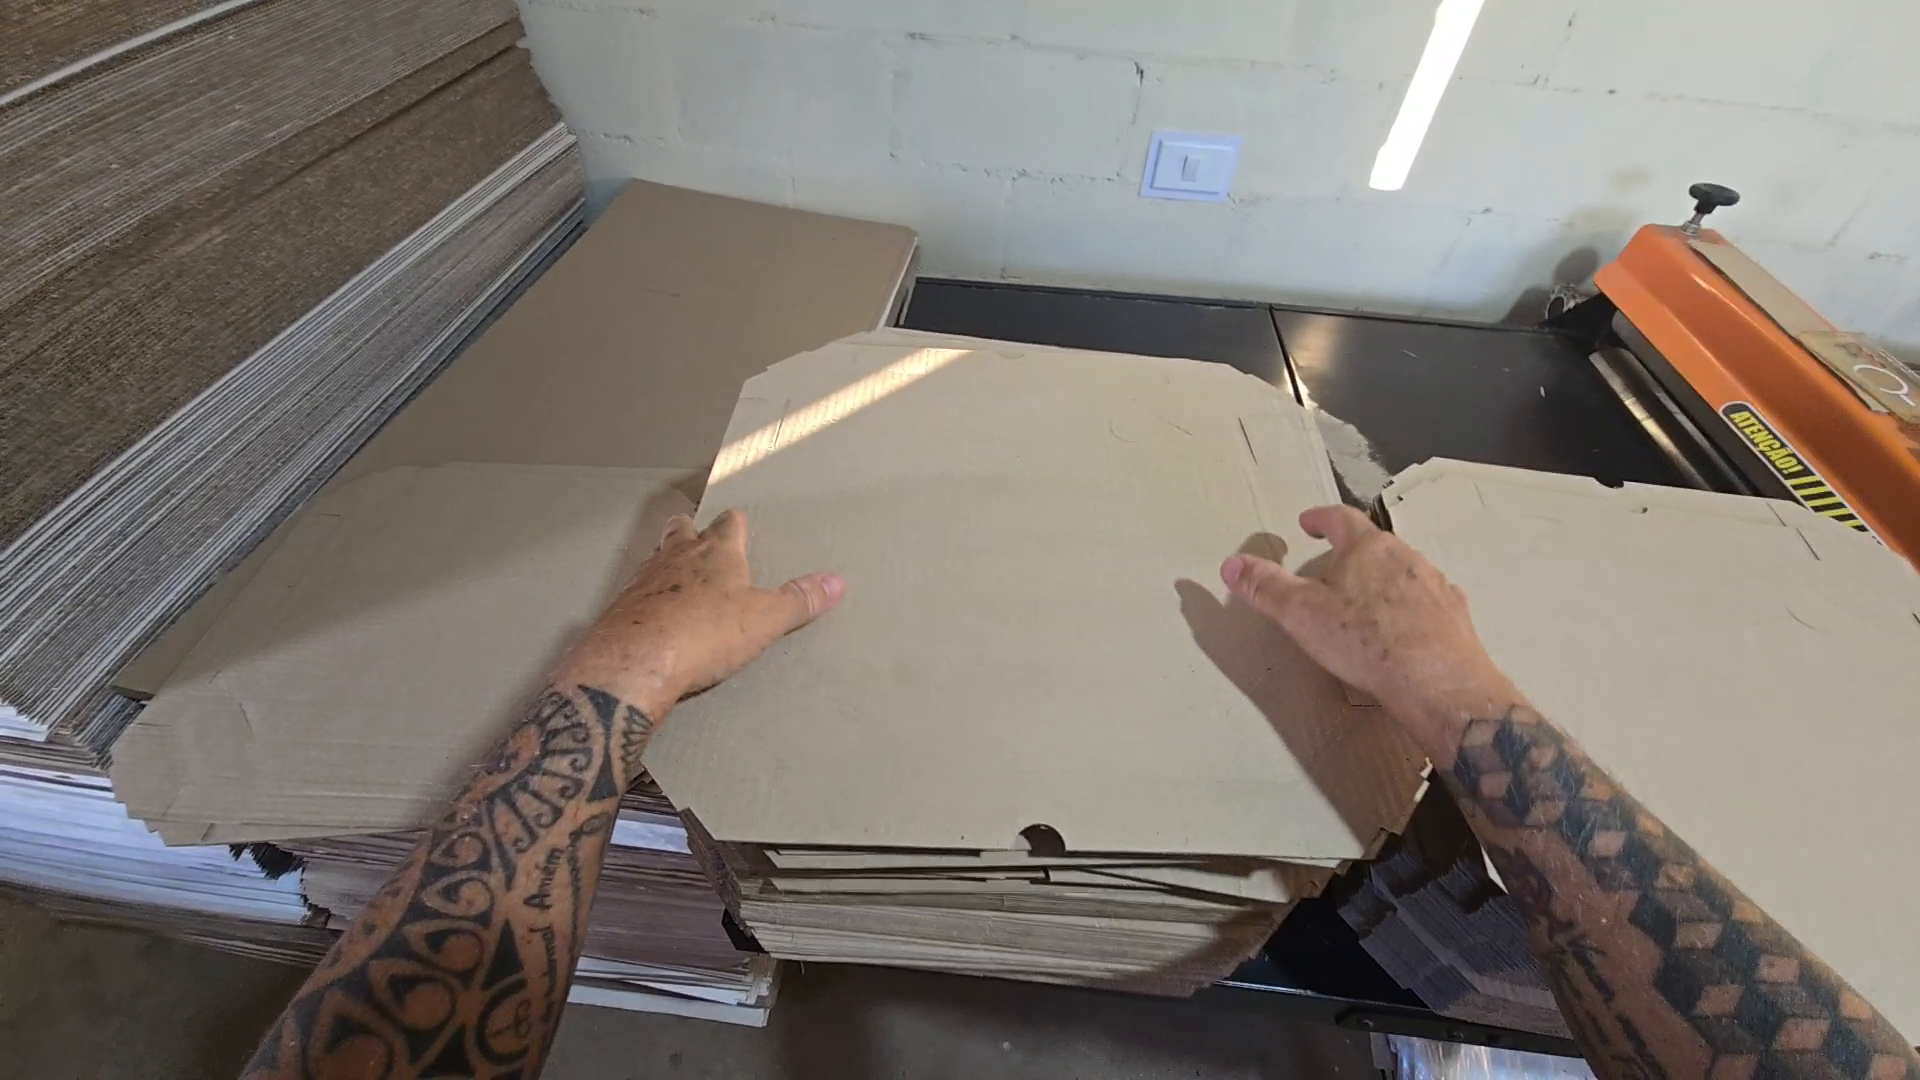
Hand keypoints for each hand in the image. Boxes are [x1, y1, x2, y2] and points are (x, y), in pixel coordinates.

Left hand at [557, 509, 842, 725]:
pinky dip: (646, 598)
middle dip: (690, 530)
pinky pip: (636, 595)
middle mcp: (676, 559)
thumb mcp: (764, 620)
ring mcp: (643, 582)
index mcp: (716, 554)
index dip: (735, 522)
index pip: (728, 524)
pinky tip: (654, 616)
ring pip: (655, 559)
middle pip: (681, 530)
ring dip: (666, 562)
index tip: (740, 520)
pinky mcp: (619, 611)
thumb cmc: (703, 633)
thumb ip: (799, 601)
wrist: (632, 665)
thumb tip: (837, 582)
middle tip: (697, 535)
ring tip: (677, 575)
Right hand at [1220, 505, 1518, 751]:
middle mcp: (1406, 557)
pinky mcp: (1454, 616)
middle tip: (1329, 567)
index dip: (1320, 518)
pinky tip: (1398, 629)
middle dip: (1350, 551)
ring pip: (1401, 571)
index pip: (1340, 518)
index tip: (1306, 522)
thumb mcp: (1300, 613)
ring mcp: (1435, 586)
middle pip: (1373, 543)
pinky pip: (1424, 601)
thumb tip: (1231, 563)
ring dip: (1379, 578)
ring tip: (1361, 600)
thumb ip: (1264, 586)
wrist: (1438, 684)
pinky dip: (1406, 606)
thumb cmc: (1364, 641)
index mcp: (1367, 547)